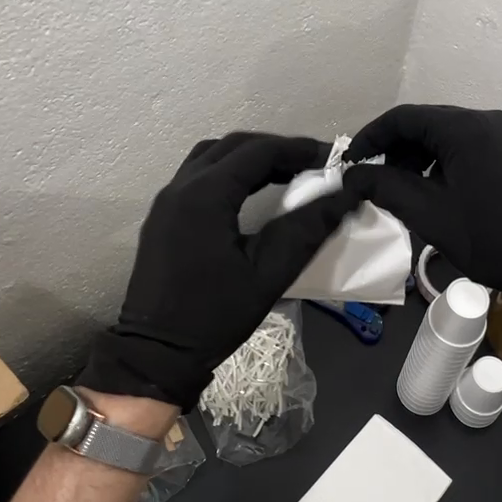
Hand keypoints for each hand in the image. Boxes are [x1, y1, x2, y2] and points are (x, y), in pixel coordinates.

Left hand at [77, 133, 361, 409]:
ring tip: (286, 174)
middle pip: (235, 146)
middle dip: (277, 150)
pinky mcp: (163, 216)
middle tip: (314, 165)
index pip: (259, 151)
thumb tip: (346, 196)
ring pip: (212, 156)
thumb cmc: (214, 315)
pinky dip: (229, 172)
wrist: (156, 354)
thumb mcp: (269, 273)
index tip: (332, 159)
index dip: (299, 150)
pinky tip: (252, 193)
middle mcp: (182, 186)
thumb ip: (308, 229)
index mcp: (205, 195)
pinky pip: (198, 175)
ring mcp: (167, 200)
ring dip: (250, 157)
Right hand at [342, 105, 501, 326]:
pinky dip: (443, 160)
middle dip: (394, 148)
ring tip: (401, 189)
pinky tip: (432, 188)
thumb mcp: (427, 213)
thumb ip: (384, 186)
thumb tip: (352, 176)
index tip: (351, 163)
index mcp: (464, 128)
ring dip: (418, 155)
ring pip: (446, 134)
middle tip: (373, 180)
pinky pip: (467, 144)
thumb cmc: (488, 238)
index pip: (403, 118)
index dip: (371, 137)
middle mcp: (486, 119)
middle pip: (425, 123)